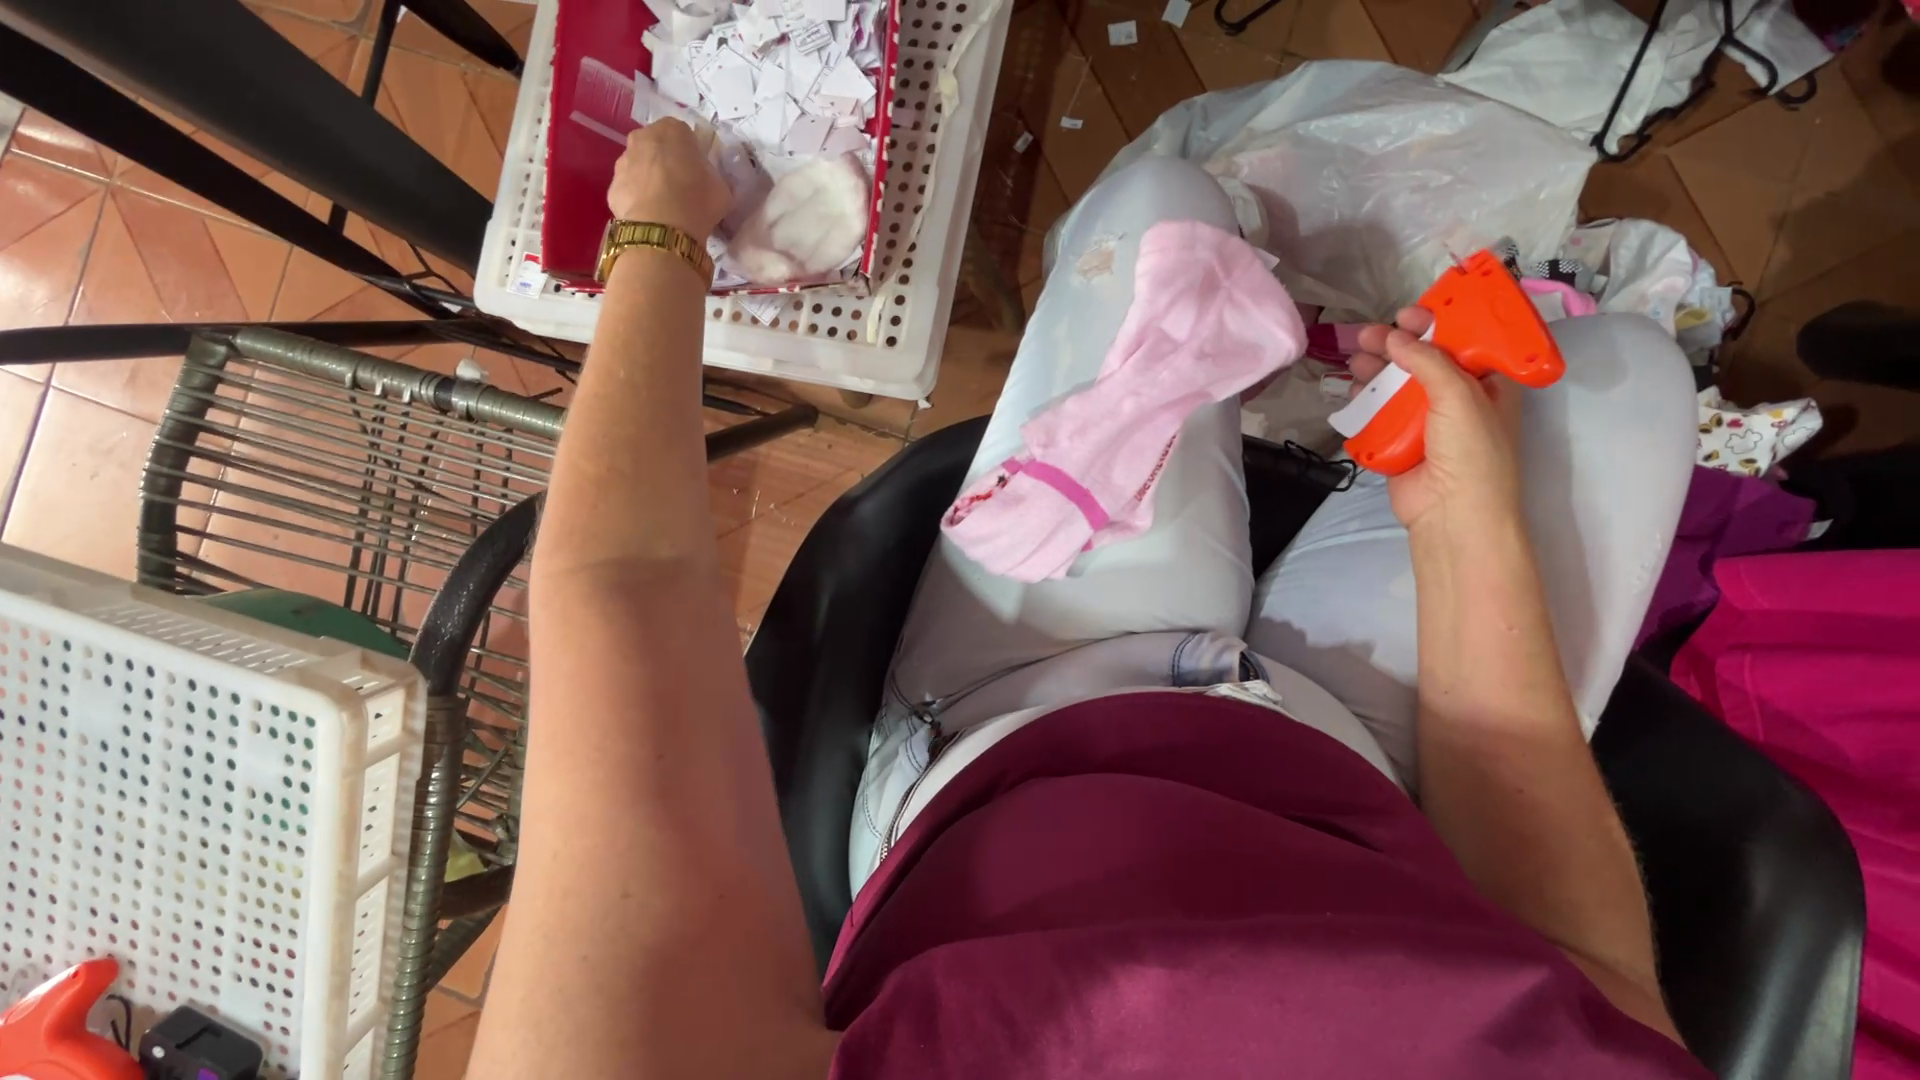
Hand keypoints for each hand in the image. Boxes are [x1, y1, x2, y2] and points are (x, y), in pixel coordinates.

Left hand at [607, 119, 731, 240]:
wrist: (662, 229)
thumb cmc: (697, 201)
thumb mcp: (722, 189)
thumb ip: (715, 178)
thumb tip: (711, 181)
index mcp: (674, 130)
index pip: (684, 134)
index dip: (692, 153)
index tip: (698, 172)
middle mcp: (643, 136)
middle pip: (657, 145)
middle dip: (666, 161)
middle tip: (681, 187)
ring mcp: (623, 160)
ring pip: (640, 165)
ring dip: (650, 178)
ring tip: (664, 205)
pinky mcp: (613, 185)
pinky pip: (630, 188)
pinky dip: (638, 198)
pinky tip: (651, 216)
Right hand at [1349, 307, 1524, 536]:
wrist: (1451, 513)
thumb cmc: (1472, 451)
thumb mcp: (1460, 396)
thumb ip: (1428, 361)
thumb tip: (1393, 336)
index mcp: (1488, 384)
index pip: (1463, 342)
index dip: (1438, 323)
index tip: (1408, 313)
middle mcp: (1458, 400)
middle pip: (1423, 361)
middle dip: (1395, 346)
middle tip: (1367, 335)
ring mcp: (1427, 423)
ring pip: (1397, 386)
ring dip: (1376, 371)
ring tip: (1355, 360)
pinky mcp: (1399, 443)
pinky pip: (1379, 415)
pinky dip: (1365, 401)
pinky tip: (1353, 390)